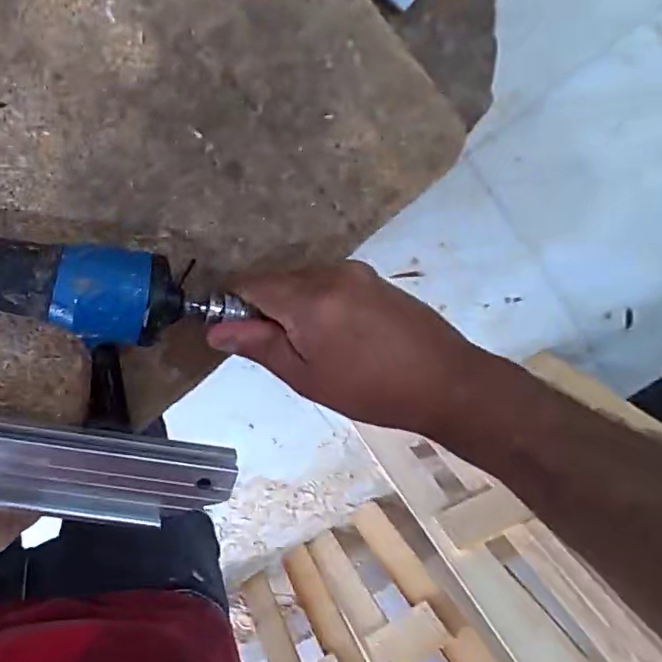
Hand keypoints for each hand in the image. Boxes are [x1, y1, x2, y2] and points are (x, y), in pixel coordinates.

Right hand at [205, 261, 487, 437]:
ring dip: (292, 307)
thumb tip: (214, 330)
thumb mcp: (305, 376)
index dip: (232, 306)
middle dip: (264, 309)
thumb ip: (258, 345)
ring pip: (300, 282)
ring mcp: (354, 272)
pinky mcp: (372, 277)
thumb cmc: (370, 390)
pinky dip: (317, 303)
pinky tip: (339, 336)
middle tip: (282, 351)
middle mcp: (329, 273)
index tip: (237, 334)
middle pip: (274, 281)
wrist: (448, 383)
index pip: (248, 284)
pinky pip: (327, 283)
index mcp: (308, 298)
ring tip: (316, 347)